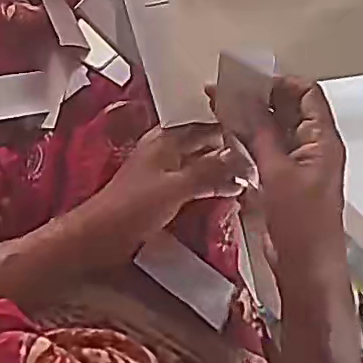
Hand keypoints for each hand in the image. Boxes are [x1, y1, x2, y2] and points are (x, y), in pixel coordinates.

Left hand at [69, 110, 243, 265]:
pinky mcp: (164, 192)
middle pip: (205, 144)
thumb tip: (241, 160)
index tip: (260, 134)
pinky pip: (195, 182)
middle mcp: (167, 149)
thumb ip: (208, 172)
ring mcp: (165, 170)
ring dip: (223, 170)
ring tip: (253, 177)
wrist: (98, 237)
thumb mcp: (175, 188)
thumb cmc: (133, 207)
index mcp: (167, 138)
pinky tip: (230, 194)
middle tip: (263, 159)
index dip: (231, 128)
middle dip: (230, 150)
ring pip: (202, 163)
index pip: (206, 124)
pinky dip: (212, 185)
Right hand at [216, 76, 347, 269]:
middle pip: (289, 108)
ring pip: (276, 128)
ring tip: (223, 106)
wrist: (305, 272)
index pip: (307, 93)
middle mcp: (313, 147)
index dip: (280, 83)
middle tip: (228, 90)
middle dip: (260, 97)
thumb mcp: (278, 174)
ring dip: (252, 117)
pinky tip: (229, 133)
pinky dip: (250, 137)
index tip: (250, 81)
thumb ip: (261, 133)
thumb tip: (244, 101)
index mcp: (323, 140)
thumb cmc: (302, 226)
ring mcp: (298, 163)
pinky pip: (268, 148)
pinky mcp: (284, 179)